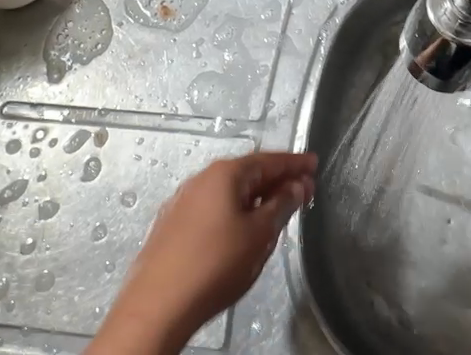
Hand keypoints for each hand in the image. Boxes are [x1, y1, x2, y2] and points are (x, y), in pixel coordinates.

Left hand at [93, 152, 316, 354]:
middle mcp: (201, 180)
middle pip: (248, 174)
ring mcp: (182, 203)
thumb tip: (297, 185)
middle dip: (277, 182)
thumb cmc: (214, 265)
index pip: (269, 161)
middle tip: (304, 191)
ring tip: (277, 212)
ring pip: (229, 193)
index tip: (314, 164)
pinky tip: (242, 231)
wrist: (155, 309)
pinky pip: (213, 209)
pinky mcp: (171, 227)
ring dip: (256, 199)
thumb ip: (282, 205)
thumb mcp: (259, 234)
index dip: (295, 164)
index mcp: (224, 174)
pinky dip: (234, 212)